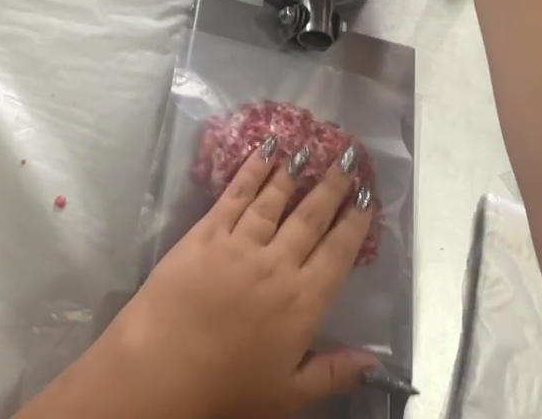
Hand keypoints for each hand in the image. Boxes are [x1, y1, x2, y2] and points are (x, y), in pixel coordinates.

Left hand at [85, 144, 381, 418]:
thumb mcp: (290, 393)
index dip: (355, 222)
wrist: (164, 365)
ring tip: (311, 148)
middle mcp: (276, 264)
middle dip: (331, 186)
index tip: (366, 196)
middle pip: (310, 217)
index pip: (338, 253)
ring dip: (295, 172)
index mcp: (302, 302)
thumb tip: (377, 361)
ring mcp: (239, 243)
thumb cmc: (228, 387)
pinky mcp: (206, 232)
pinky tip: (264, 152)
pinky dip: (252, 171)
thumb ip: (334, 372)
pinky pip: (234, 195)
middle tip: (348, 158)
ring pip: (274, 200)